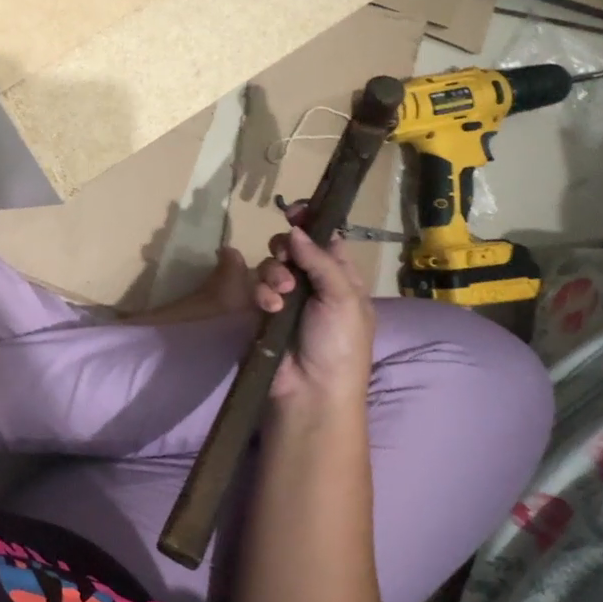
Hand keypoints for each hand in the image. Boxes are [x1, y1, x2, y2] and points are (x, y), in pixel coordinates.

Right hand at [253, 227, 376, 411]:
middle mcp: (316, 284)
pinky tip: (268, 308)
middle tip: (287, 260)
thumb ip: (321, 260)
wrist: (312, 389)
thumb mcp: (344, 298)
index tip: (294, 212)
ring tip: (280, 294)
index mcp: (344, 278)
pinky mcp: (265, 313)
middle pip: (294, 249)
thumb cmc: (340, 343)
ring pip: (272, 267)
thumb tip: (295, 231)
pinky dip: (262, 294)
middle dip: (285, 250)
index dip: (311, 224)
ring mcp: (289, 299)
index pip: (327, 240)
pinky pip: (258, 289)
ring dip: (274, 274)